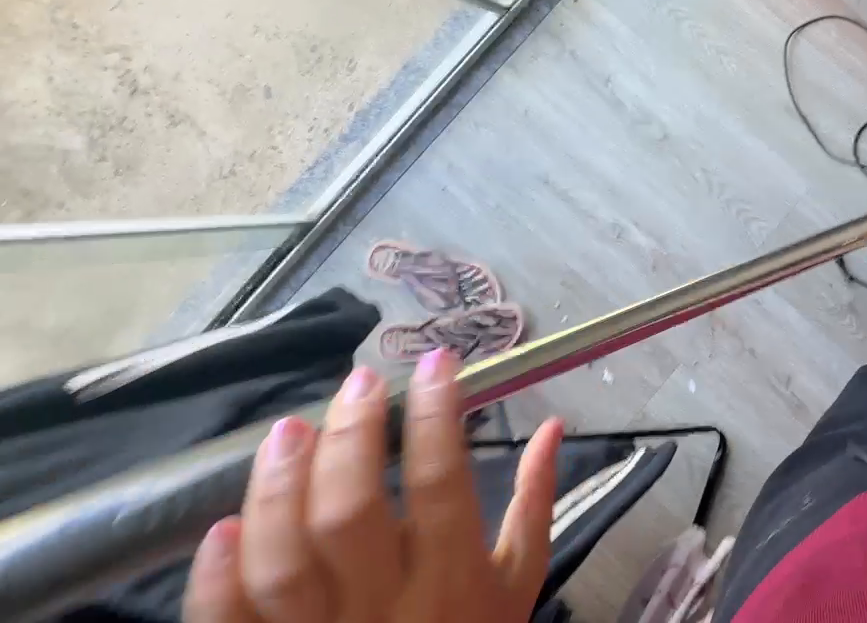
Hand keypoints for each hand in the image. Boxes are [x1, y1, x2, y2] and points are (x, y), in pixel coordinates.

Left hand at [183, 349, 562, 622]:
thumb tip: (553, 424)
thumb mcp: (521, 581)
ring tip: (289, 429)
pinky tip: (223, 525)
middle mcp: (383, 607)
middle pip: (350, 514)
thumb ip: (534, 502)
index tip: (435, 364)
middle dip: (352, 438)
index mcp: (453, 580)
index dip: (435, 416)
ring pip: (281, 562)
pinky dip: (216, 577)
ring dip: (278, 489)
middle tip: (360, 383)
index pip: (440, 483)